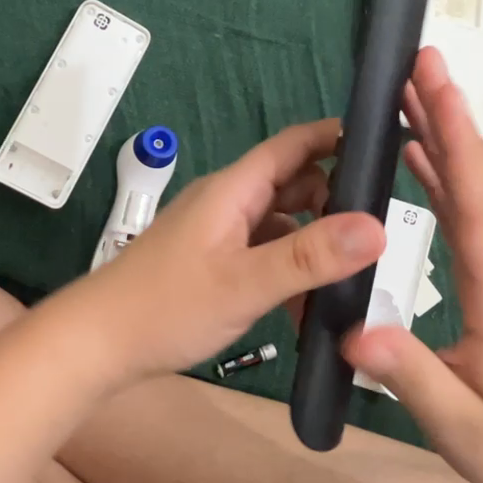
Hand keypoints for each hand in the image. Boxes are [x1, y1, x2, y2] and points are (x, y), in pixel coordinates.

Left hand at [60, 119, 386, 381]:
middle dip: (335, 204)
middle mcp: (228, 201)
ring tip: (351, 282)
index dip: (337, 138)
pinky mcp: (213, 261)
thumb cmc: (167, 306)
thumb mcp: (246, 283)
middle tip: (378, 238)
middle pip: (293, 185)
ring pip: (281, 224)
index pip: (294, 144)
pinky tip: (308, 312)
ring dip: (313, 247)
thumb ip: (310, 256)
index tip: (385, 147)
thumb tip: (377, 226)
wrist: (97, 344)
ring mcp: (219, 232)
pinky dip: (289, 273)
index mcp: (233, 190)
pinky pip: (263, 253)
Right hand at [343, 48, 482, 482]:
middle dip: (449, 117)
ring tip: (410, 93)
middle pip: (478, 179)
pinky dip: (441, 174)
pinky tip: (415, 154)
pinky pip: (466, 211)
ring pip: (473, 189)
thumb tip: (355, 332)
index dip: (456, 142)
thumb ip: (411, 377)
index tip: (436, 86)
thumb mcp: (457, 422)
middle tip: (421, 63)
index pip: (478, 203)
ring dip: (443, 138)